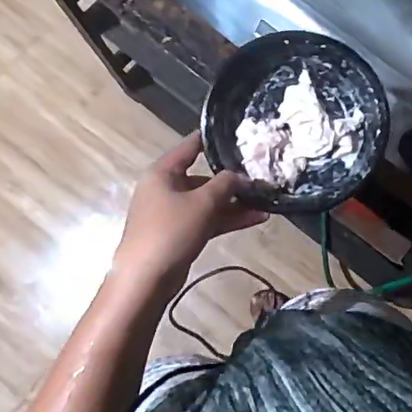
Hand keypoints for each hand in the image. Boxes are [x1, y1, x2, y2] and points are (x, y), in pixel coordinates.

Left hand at [110, 132, 266, 289]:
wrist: (146, 279)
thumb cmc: (170, 230)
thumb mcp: (202, 203)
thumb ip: (225, 184)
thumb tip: (241, 176)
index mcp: (163, 172)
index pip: (190, 146)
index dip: (213, 138)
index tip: (238, 132)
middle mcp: (166, 187)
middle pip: (203, 177)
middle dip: (232, 180)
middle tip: (261, 178)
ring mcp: (173, 212)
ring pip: (207, 201)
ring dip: (234, 203)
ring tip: (266, 201)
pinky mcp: (180, 233)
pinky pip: (207, 219)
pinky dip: (227, 218)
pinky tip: (255, 218)